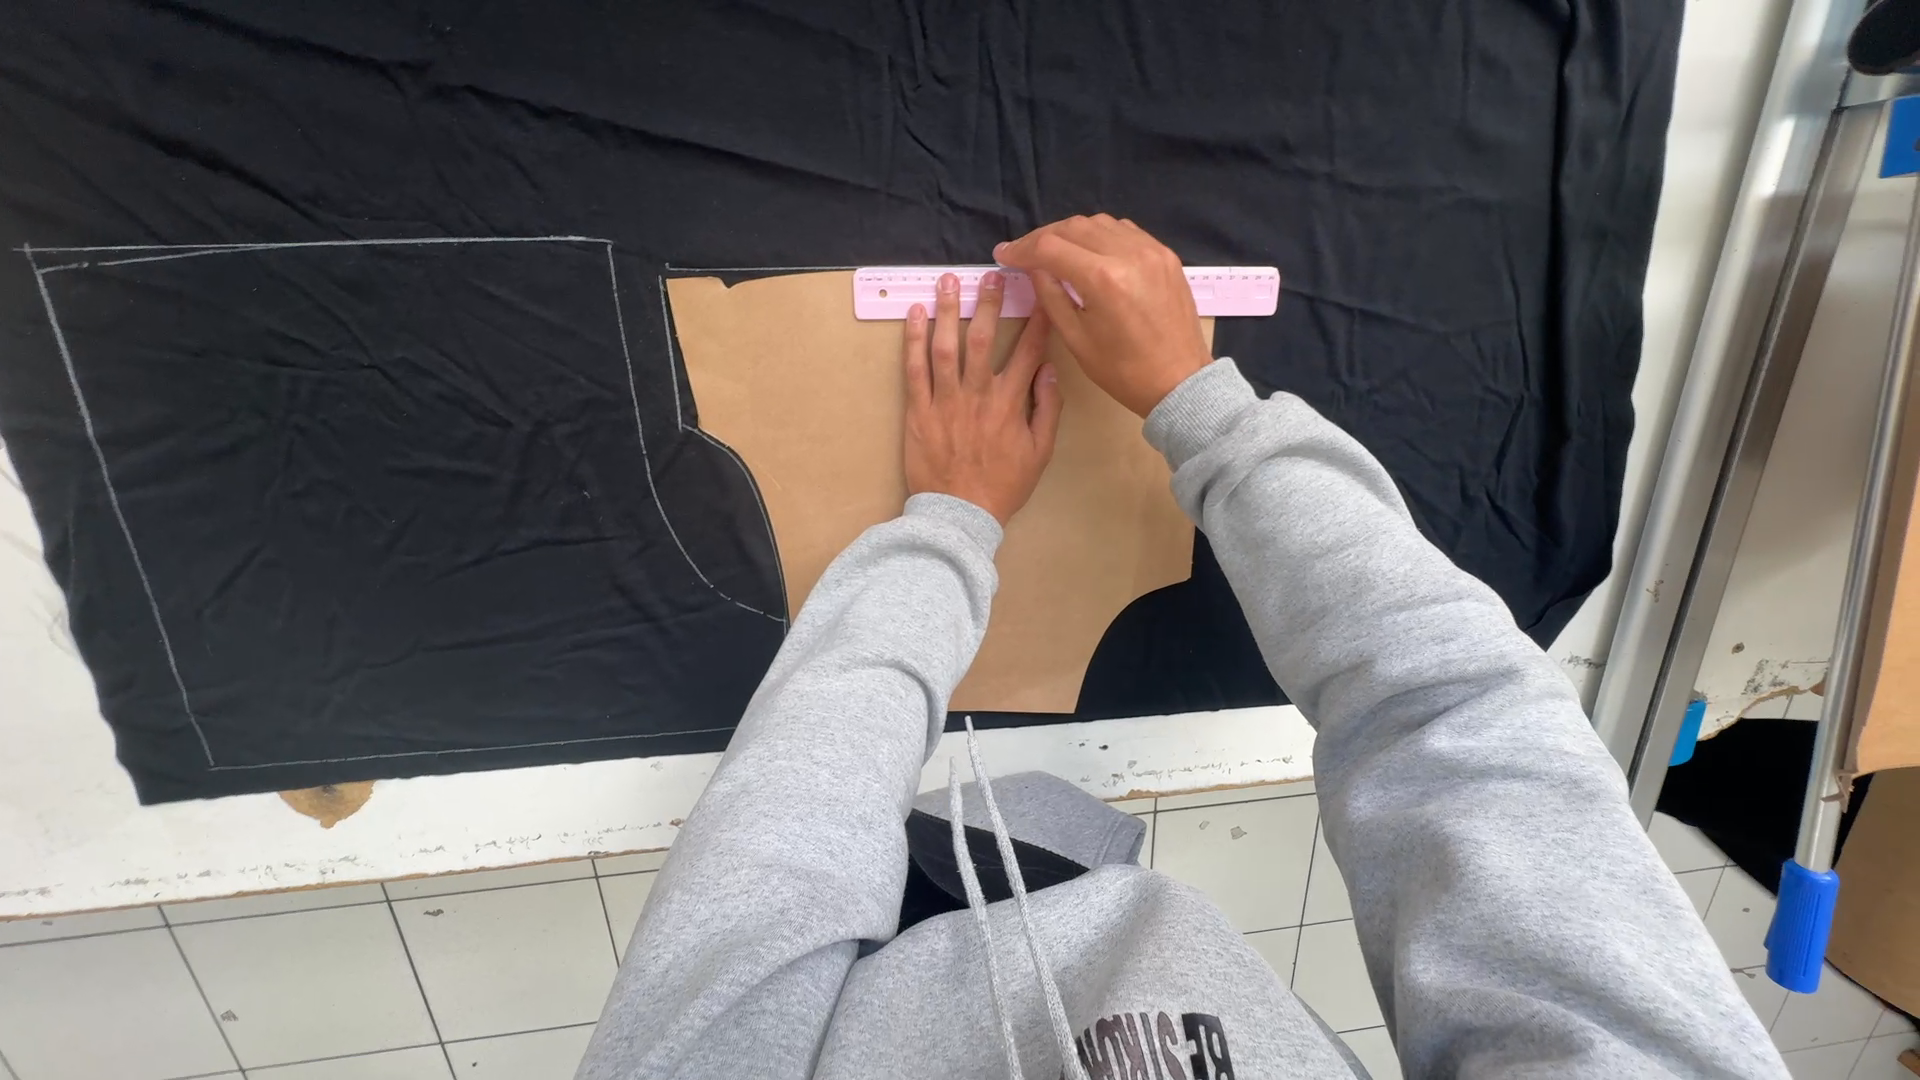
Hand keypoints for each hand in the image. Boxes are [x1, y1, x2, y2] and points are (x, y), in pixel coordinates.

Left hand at [902, 270, 1063, 525]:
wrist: (960, 515)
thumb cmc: (1003, 486)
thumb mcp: (1040, 453)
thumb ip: (1048, 410)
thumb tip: (1048, 372)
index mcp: (1010, 404)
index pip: (1027, 352)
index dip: (1036, 321)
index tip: (1041, 295)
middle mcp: (977, 395)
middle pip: (982, 338)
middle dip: (989, 303)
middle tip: (992, 275)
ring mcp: (944, 401)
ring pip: (945, 346)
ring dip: (948, 310)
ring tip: (948, 281)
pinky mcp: (918, 412)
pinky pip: (914, 370)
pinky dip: (914, 340)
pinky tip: (916, 315)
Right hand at [994, 214, 1212, 417]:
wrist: (1179, 381)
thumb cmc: (1123, 371)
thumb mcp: (1076, 339)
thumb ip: (1051, 296)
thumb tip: (1033, 268)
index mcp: (1102, 279)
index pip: (1050, 247)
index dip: (1021, 248)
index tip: (1003, 254)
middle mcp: (1128, 253)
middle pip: (1073, 227)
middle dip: (1043, 237)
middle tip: (1024, 254)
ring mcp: (1151, 250)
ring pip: (1099, 223)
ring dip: (1071, 233)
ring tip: (1055, 252)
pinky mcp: (1165, 255)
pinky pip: (1124, 231)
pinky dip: (1100, 236)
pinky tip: (1090, 253)